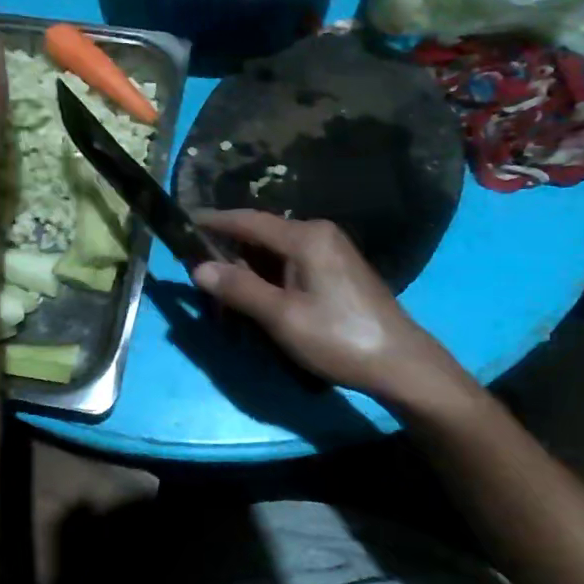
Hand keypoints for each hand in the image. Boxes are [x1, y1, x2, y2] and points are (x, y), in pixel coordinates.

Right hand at [190, 210, 477, 412]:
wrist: (401, 364)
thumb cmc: (338, 338)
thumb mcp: (281, 316)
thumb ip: (238, 288)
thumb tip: (197, 268)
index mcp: (304, 237)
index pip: (246, 220)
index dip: (212, 221)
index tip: (182, 223)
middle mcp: (317, 234)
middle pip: (258, 237)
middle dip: (228, 259)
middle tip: (202, 287)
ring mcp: (330, 251)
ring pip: (273, 255)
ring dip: (247, 276)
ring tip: (227, 306)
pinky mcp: (336, 271)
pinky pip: (289, 266)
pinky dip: (268, 282)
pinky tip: (258, 306)